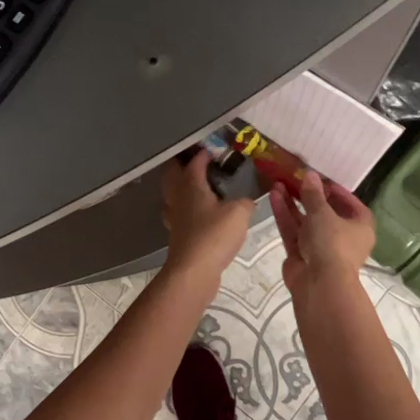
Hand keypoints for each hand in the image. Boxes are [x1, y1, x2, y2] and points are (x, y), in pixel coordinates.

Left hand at [161, 151, 253, 282]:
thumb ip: (245, 202)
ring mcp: (174, 216)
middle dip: (182, 165)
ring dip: (180, 186)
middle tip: (198, 162)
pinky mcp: (176, 233)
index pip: (194, 162)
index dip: (203, 153)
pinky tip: (196, 213)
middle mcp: (178, 197)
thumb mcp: (239, 213)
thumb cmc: (214, 235)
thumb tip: (248, 201)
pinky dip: (184, 207)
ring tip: (197, 185)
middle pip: (173, 174)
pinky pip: (177, 213)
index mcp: (191, 185)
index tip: (214, 149)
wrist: (193, 270)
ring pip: (172, 193)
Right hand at [270, 170, 374, 301]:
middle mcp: (343, 237)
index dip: (338, 192)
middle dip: (309, 196)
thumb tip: (310, 174)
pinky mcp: (301, 255)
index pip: (352, 205)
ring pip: (306, 221)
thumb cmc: (332, 243)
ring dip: (293, 203)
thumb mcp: (323, 213)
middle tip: (295, 179)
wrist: (319, 283)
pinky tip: (274, 196)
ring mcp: (321, 247)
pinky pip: (294, 231)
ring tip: (278, 184)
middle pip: (325, 213)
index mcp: (360, 227)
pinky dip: (285, 215)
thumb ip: (314, 194)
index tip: (323, 180)